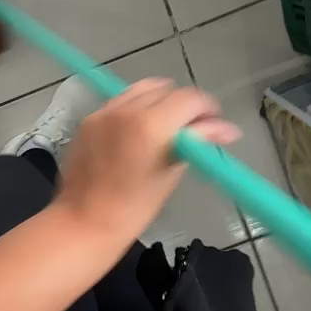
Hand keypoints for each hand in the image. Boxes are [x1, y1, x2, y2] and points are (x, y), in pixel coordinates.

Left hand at [49, 78, 239, 242]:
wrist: (83, 221)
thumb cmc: (133, 209)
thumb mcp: (170, 174)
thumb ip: (197, 143)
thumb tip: (227, 129)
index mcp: (150, 125)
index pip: (190, 99)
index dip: (208, 108)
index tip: (215, 125)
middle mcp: (126, 110)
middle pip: (167, 90)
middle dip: (185, 105)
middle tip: (194, 129)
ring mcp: (104, 111)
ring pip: (143, 89)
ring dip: (161, 101)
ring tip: (167, 126)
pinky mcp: (89, 118)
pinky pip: (121, 100)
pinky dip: (137, 107)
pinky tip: (140, 130)